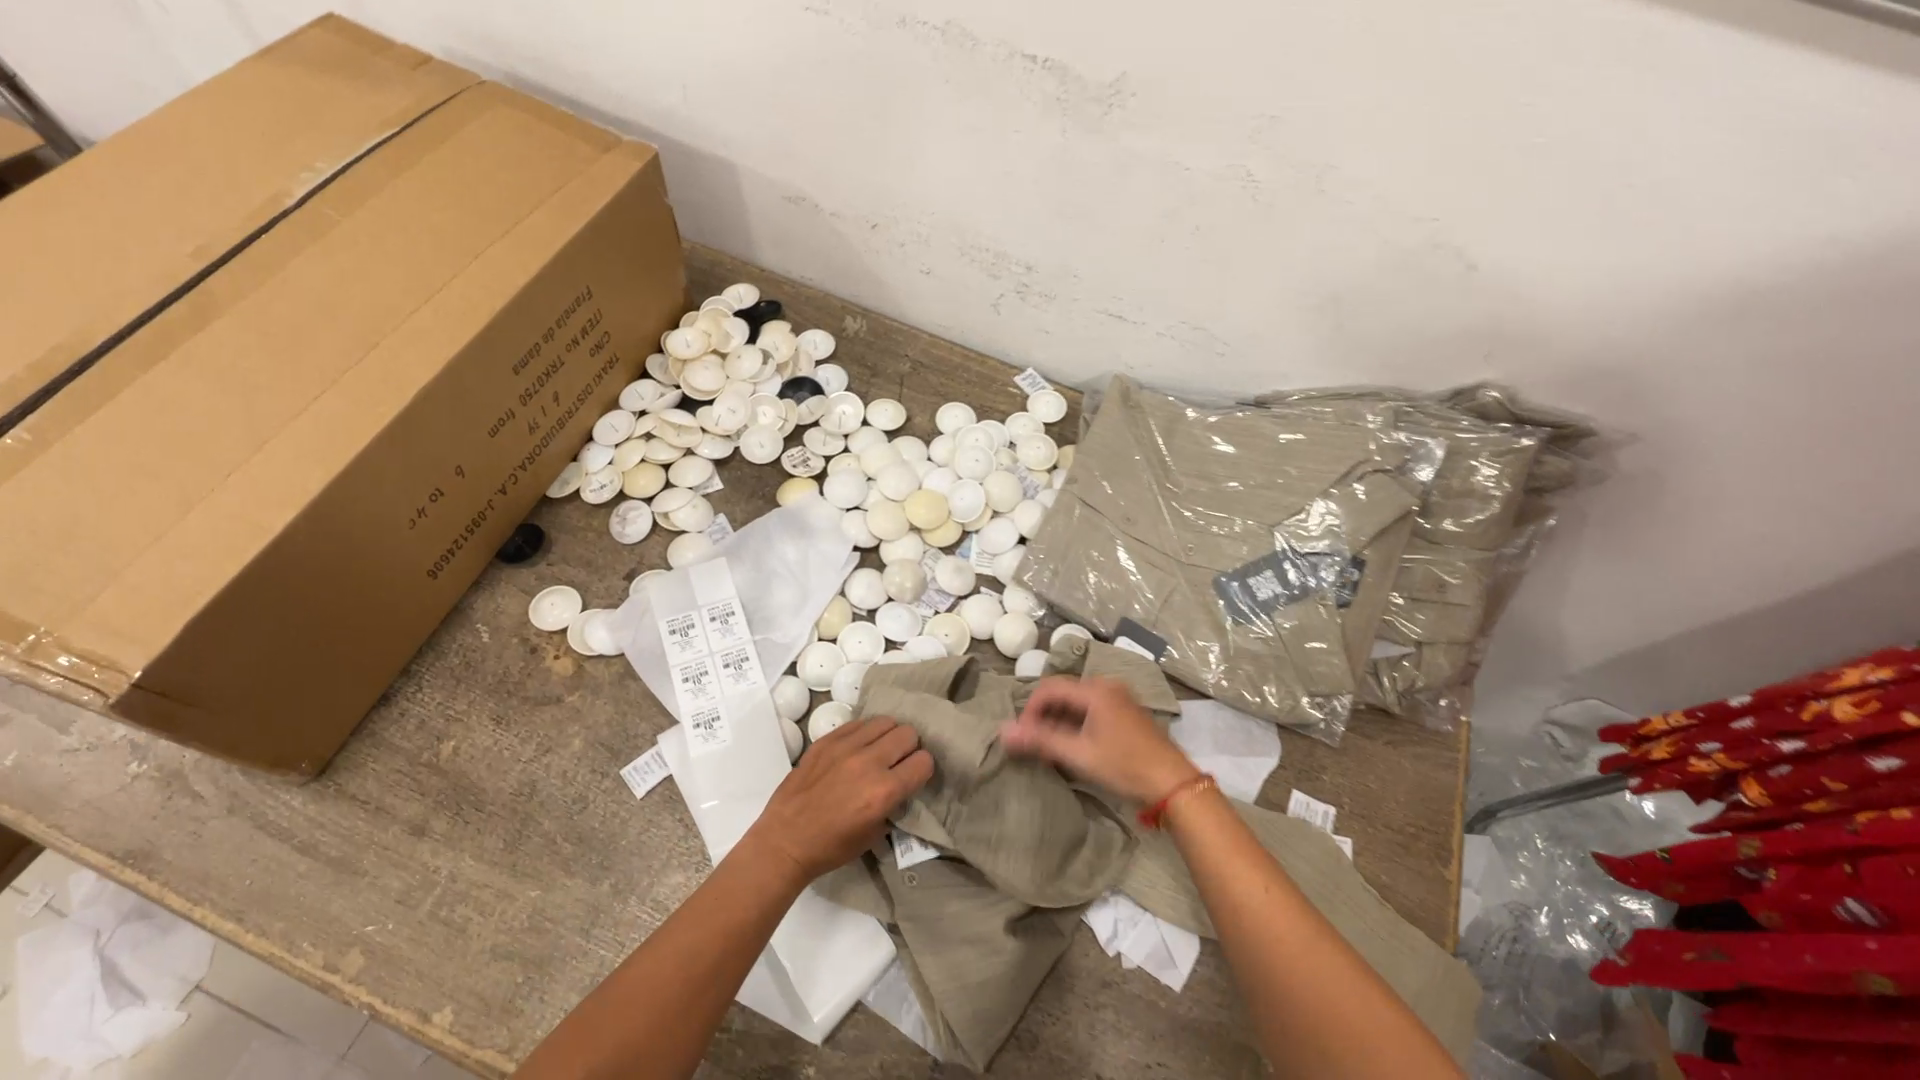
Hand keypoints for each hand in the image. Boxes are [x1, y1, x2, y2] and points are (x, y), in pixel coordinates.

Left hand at [741, 717, 933, 885]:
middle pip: (908, 734)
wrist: (785, 840)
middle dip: (909, 748)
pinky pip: (858, 723)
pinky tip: (857, 748)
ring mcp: (845, 747)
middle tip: (898, 762)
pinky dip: (864, 733)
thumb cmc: (832, 847)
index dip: (922, 769)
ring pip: (885, 721)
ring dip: (888, 736)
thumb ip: (894, 803)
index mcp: (884, 791)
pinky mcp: (826, 741)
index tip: (914, 777)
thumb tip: (902, 784)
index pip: (924, 761)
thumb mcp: (875, 834)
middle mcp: (868, 763)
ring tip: (879, 751)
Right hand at [1000, 677, 1198, 803]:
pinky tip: (1073, 747)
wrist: (1172, 783)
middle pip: (1063, 693)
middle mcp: (1107, 687)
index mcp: (1095, 690)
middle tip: (1032, 744)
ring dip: (1059, 722)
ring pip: (1077, 703)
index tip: (1022, 736)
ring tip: (1050, 748)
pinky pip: (1091, 710)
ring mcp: (1120, 699)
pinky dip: (1076, 724)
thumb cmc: (1124, 766)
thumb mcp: (1078, 755)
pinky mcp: (1126, 713)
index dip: (1029, 710)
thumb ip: (1040, 740)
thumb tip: (1003, 731)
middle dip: (1043, 716)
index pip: (1049, 688)